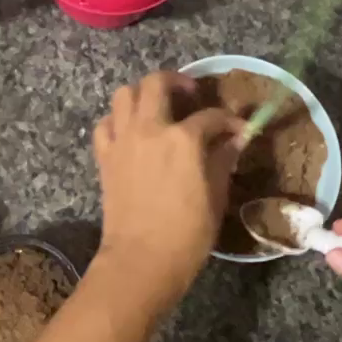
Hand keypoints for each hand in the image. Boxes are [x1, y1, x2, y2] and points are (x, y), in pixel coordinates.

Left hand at [90, 72, 243, 307]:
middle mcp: (150, 129)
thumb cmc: (186, 235)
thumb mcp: (215, 197)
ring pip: (124, 93)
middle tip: (190, 95)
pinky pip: (106, 123)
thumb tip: (236, 139)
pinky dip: (118, 120)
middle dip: (177, 81)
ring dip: (142, 94)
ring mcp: (123, 139)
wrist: (141, 260)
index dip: (228, 121)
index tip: (237, 129)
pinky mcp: (104, 155)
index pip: (210, 116)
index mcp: (184, 139)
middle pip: (157, 82)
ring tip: (158, 107)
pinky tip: (131, 132)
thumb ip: (222, 160)